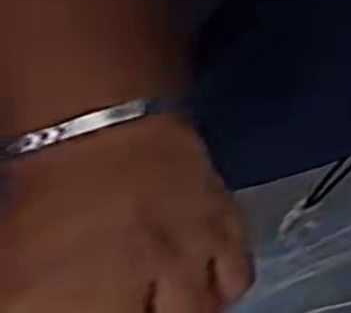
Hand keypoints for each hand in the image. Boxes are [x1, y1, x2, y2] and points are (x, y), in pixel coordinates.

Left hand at [0, 113, 252, 311]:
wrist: (110, 144)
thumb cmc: (44, 211)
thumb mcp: (15, 282)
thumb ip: (37, 307)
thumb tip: (65, 309)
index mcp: (70, 304)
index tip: (89, 312)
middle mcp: (141, 283)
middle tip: (136, 310)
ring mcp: (193, 253)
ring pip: (205, 310)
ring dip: (187, 312)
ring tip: (172, 308)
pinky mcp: (230, 227)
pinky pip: (238, 276)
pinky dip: (223, 290)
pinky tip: (203, 288)